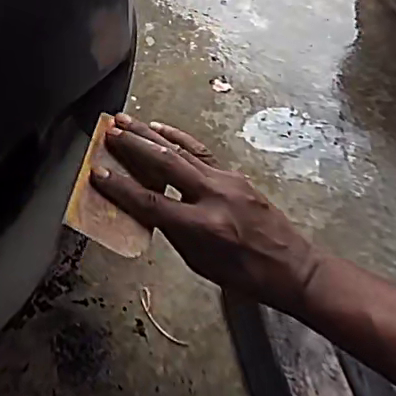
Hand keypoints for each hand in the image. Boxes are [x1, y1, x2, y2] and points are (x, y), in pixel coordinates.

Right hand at [90, 114, 323, 313]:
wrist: (297, 269)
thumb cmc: (247, 275)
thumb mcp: (199, 262)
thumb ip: (170, 229)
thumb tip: (144, 204)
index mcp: (203, 226)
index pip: (150, 202)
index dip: (120, 186)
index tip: (98, 172)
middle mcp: (214, 197)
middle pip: (164, 163)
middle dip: (132, 145)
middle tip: (109, 131)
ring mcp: (227, 182)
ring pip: (179, 150)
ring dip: (149, 133)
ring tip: (125, 120)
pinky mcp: (234, 175)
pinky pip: (199, 152)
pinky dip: (177, 137)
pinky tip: (160, 127)